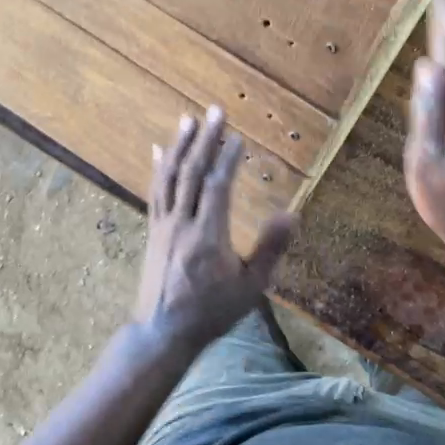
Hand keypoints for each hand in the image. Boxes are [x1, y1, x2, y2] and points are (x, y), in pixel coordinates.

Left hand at [134, 107, 294, 354]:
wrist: (162, 333)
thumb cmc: (212, 311)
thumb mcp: (251, 286)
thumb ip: (270, 248)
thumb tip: (292, 214)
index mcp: (208, 236)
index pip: (218, 186)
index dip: (228, 159)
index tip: (239, 138)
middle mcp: (181, 224)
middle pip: (192, 172)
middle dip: (205, 139)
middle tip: (216, 111)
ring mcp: (163, 225)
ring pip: (170, 177)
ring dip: (180, 146)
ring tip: (189, 119)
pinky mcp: (152, 230)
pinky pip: (154, 191)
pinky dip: (158, 167)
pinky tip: (159, 150)